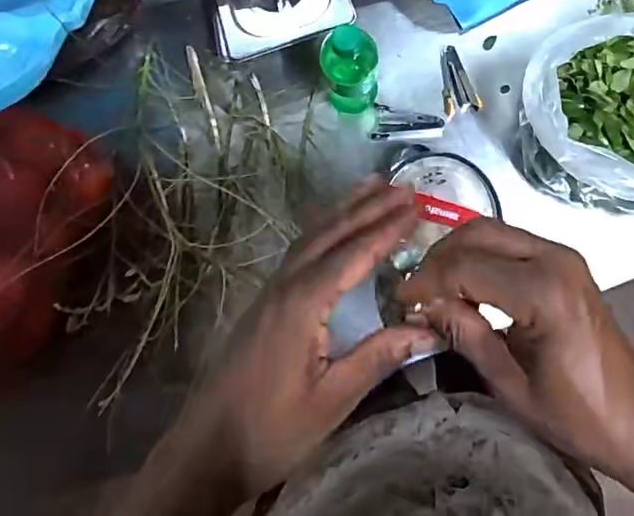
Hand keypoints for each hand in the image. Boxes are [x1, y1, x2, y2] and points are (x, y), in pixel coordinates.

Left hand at [113, 178, 438, 515]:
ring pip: (314, 233)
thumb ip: (378, 357)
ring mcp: (273, 287)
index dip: (387, 229)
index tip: (416, 206)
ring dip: (346, 207)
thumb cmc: (271, 429)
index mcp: (303, 303)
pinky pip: (302, 245)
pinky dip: (326, 224)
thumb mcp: (331, 401)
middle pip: (333, 232)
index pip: (353, 254)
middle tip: (405, 186)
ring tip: (375, 183)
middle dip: (370, 206)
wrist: (205, 449)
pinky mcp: (267, 297)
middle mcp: (287, 283)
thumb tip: (428, 328)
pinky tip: (335, 222)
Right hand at [398, 219, 633, 515]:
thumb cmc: (578, 414)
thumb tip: (424, 307)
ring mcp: (562, 253)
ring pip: (494, 229)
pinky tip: (465, 284)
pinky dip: (481, 254)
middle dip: (440, 257)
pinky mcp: (564, 259)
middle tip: (414, 291)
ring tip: (433, 289)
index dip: (428, 281)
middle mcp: (555, 257)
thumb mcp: (513, 386)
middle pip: (480, 233)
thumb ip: (467, 337)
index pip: (468, 266)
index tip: (401, 301)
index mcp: (545, 291)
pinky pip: (511, 241)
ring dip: (459, 252)